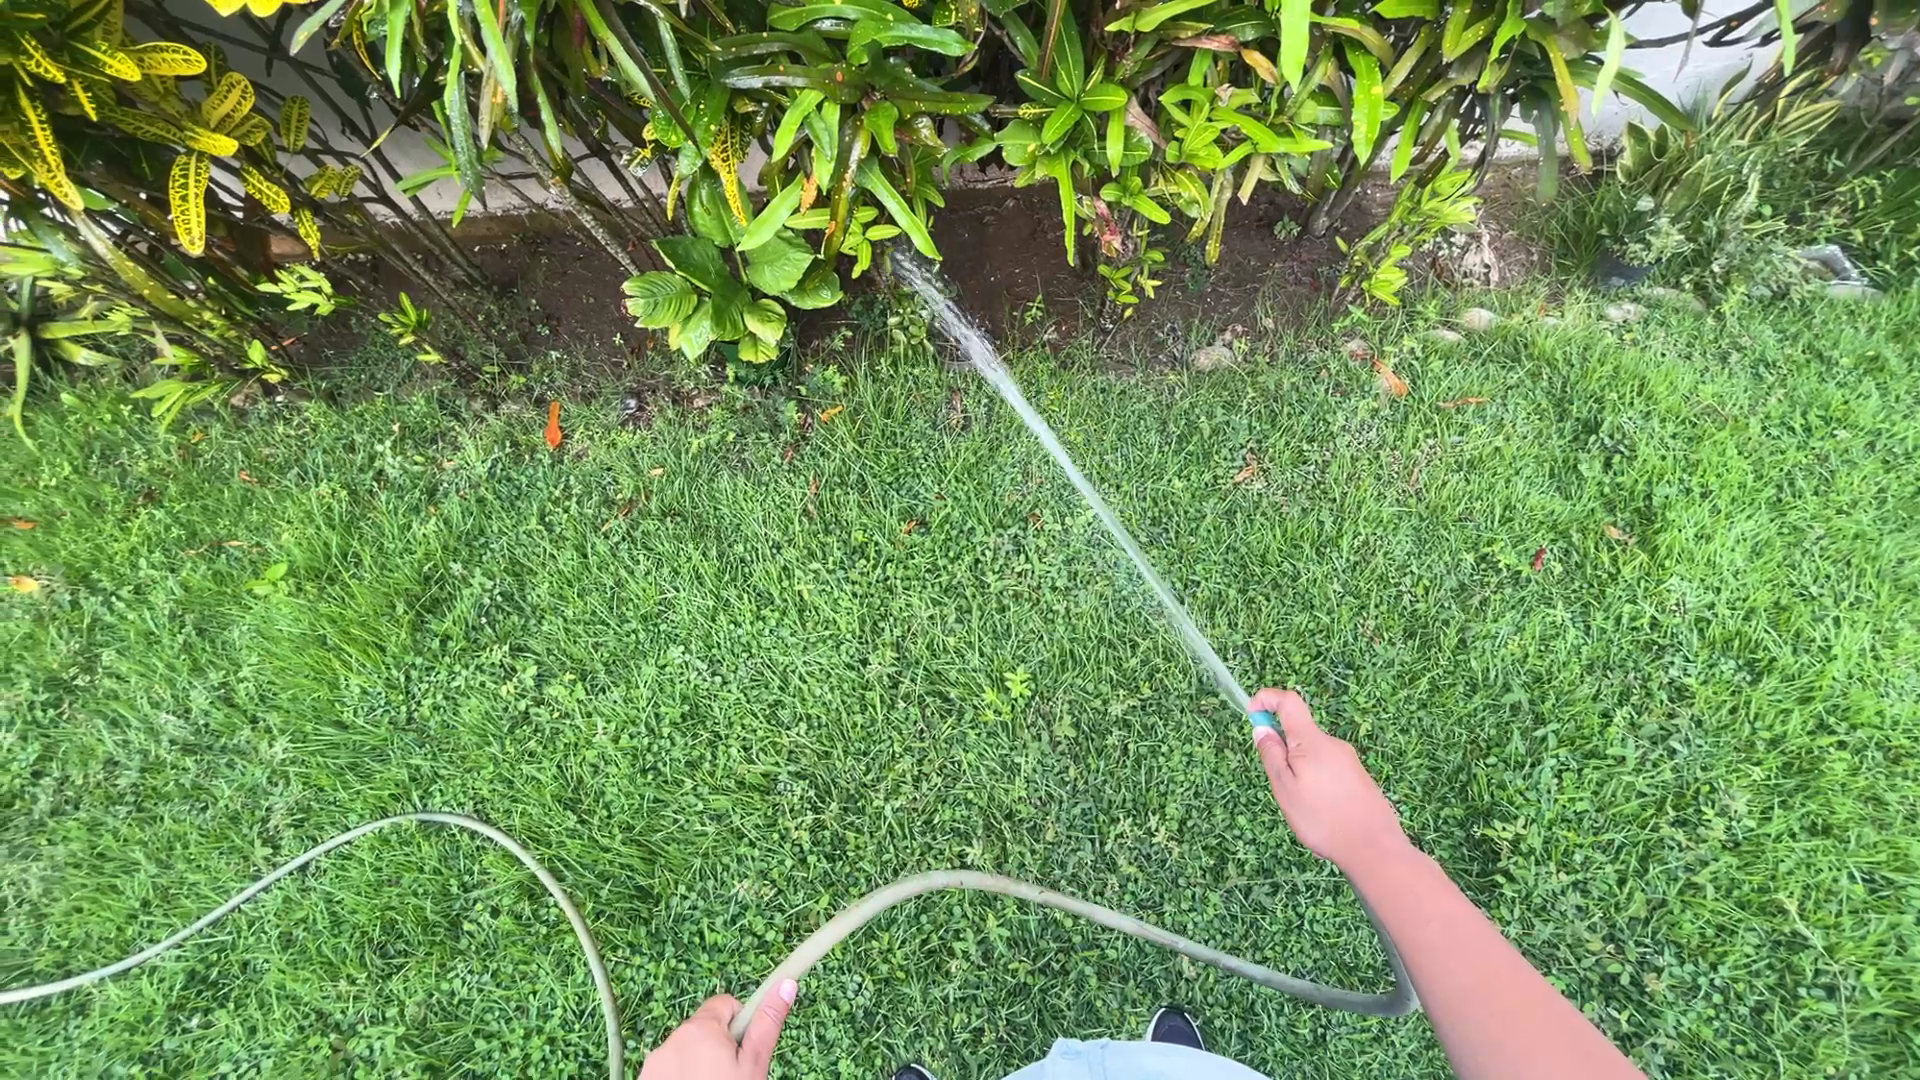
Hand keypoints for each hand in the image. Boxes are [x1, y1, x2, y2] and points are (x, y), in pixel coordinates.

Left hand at [638, 981, 796, 1079]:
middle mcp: (672, 1039)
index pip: (725, 1004)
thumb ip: (767, 1022)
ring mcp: (653, 1064)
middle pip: (704, 1029)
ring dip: (698, 1064)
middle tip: (730, 1076)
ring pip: (685, 1052)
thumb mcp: (753, 1065)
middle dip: (718, 1047)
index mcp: (701, 1028)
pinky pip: (667, 1071)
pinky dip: (679, 1078)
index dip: (740, 1024)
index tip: (743, 1052)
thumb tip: (786, 984)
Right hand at [1249, 688, 1409, 871]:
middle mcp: (1333, 743)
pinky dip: (1315, 780)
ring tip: (1303, 805)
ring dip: (1299, 769)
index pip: (1289, 701)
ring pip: (1312, 753)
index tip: (1252, 715)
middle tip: (1281, 785)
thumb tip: (1262, 728)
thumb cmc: (1322, 818)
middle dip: (1282, 749)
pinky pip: (1327, 767)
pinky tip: (1321, 810)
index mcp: (1312, 740)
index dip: (1267, 699)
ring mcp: (1349, 760)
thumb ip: (1271, 754)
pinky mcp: (1359, 777)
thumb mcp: (1285, 788)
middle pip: (1299, 731)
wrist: (1376, 850)